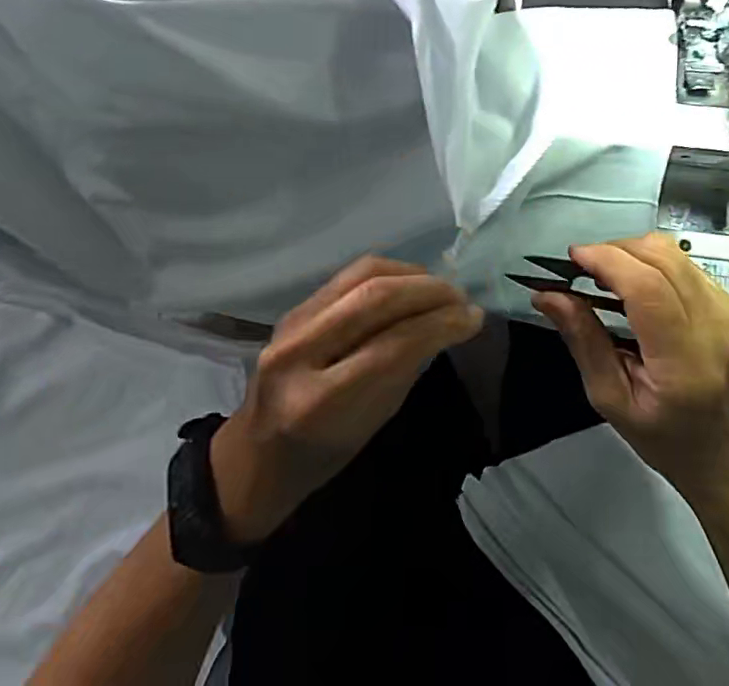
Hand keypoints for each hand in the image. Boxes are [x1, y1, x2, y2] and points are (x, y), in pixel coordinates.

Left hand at [211, 257, 481, 542]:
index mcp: (319, 401)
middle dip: (428, 290)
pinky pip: (348, 276)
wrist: (255, 453)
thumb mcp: (373, 421)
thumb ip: (406, 367)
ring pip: (360, 275)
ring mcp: (291, 324)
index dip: (440, 325)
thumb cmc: (322, 455)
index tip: (473, 318)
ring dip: (410, 275)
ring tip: (440, 288)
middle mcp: (298, 353)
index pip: (392, 346)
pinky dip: (389, 274)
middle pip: (374, 298)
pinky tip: (410, 284)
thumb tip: (450, 322)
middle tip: (461, 298)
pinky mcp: (293, 308)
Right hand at [532, 233, 728, 501]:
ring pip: (673, 253)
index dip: (608, 261)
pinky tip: (635, 286)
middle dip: (615, 250)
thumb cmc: (660, 434)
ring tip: (606, 276)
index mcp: (685, 360)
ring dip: (632, 253)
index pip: (648, 288)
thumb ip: (583, 341)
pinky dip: (652, 263)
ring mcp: (728, 311)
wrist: (718, 448)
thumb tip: (548, 295)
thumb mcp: (609, 398)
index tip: (573, 258)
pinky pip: (684, 263)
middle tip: (583, 269)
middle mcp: (715, 326)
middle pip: (662, 258)